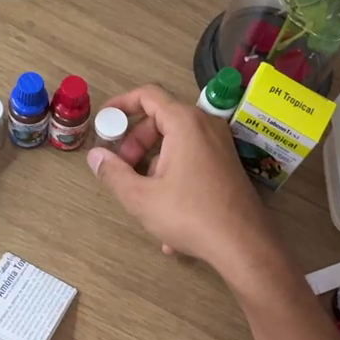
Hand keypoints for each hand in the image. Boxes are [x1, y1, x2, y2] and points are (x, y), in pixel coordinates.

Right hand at [86, 84, 280, 272]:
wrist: (244, 244)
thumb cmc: (191, 215)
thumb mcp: (142, 197)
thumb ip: (114, 173)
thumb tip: (96, 156)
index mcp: (185, 123)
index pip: (148, 95)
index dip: (121, 104)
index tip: (104, 121)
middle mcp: (206, 126)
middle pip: (161, 121)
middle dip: (136, 143)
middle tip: (122, 169)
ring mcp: (220, 145)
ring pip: (176, 144)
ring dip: (153, 166)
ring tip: (143, 201)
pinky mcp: (227, 165)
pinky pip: (192, 161)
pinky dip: (174, 178)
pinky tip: (167, 217)